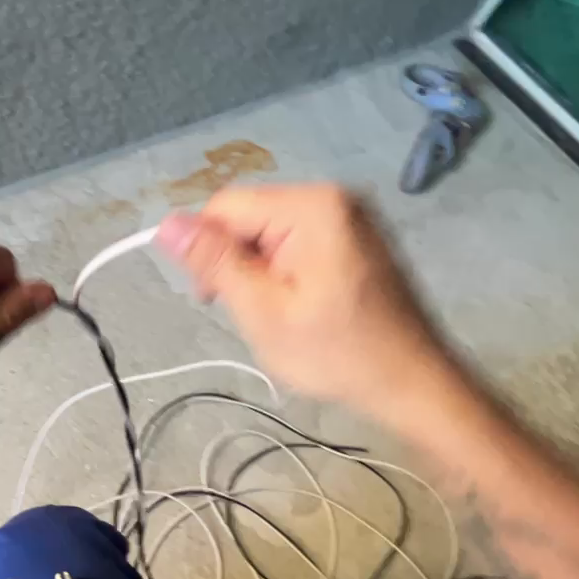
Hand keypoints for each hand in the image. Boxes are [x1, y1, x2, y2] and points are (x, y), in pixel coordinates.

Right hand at [155, 184, 464, 426]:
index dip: (205, 249)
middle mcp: (332, 196)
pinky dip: (280, 269)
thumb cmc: (336, 353)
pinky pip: (293, 239)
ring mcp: (348, 214)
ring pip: (265, 230)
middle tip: (247, 312)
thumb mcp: (262, 311)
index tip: (212, 298)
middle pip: (246, 214)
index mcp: (311, 206)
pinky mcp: (354, 235)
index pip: (224, 206)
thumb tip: (166, 224)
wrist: (413, 383)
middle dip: (233, 260)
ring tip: (273, 312)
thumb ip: (214, 262)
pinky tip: (294, 303)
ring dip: (255, 269)